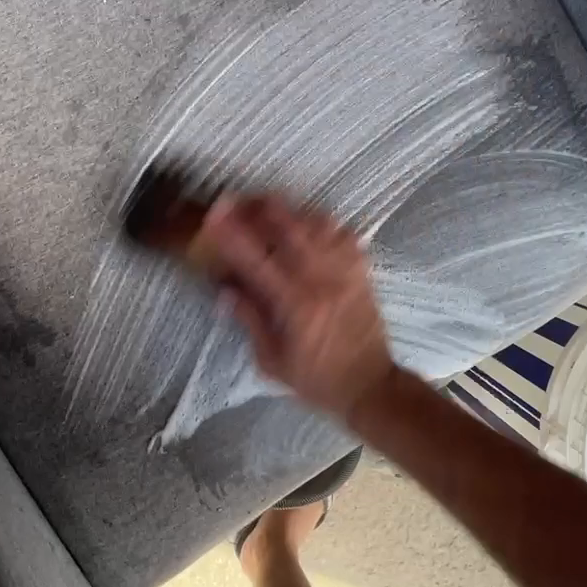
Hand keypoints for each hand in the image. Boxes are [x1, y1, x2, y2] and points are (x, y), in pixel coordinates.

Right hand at [198, 194, 396, 420]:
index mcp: (295, 306)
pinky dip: (320, 220)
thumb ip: (250, 321)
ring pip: (315, 222)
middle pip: (288, 227)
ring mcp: (345, 271)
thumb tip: (224, 289)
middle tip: (236, 200)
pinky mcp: (361, 269)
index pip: (256, 260)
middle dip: (258, 208)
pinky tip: (306, 221)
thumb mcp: (272, 361)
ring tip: (266, 206)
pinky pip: (340, 231)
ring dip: (287, 210)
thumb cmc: (317, 380)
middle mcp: (322, 280)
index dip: (232, 234)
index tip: (214, 214)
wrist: (371, 386)